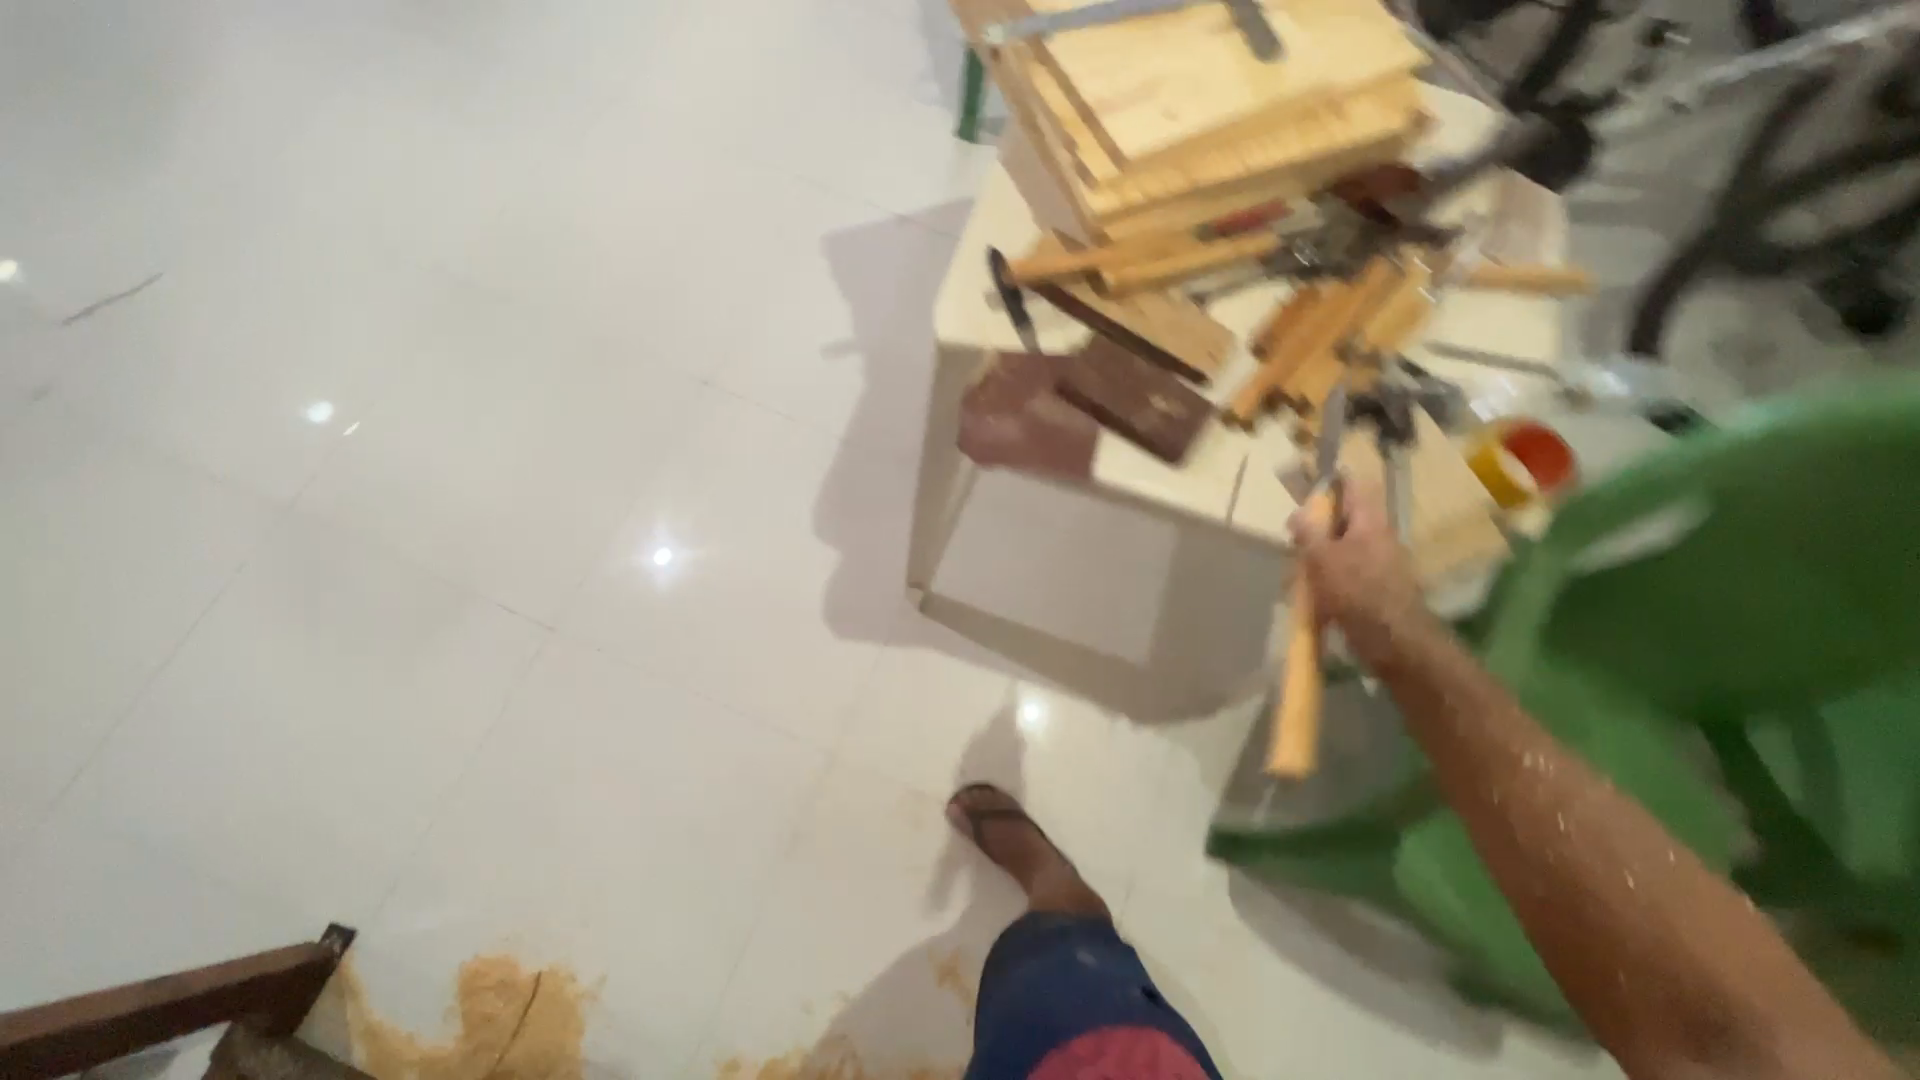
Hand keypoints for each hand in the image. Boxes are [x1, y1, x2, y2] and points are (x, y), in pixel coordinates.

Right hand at [1289, 477, 1429, 661]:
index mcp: (1370, 521)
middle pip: (1344, 519)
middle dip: (1317, 528)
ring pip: (1342, 548)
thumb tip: (1297, 513)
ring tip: (1299, 574)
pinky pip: (1347, 574)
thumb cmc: (1358, 592)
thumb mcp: (1323, 558)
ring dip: (1319, 558)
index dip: (1331, 481)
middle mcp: (1378, 537)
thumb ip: (1308, 533)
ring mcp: (1379, 563)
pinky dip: (1328, 580)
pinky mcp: (1375, 588)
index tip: (1306, 486)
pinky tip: (1314, 596)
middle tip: (1294, 541)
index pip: (1353, 486)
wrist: (1394, 641)